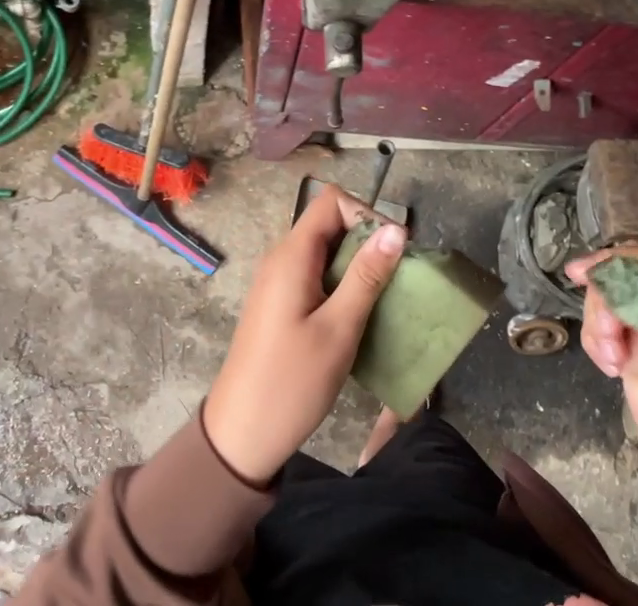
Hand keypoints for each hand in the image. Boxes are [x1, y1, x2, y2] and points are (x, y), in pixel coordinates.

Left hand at [203, 184, 405, 484]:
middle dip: (368, 241)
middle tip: (395, 279)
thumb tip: (396, 229)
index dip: (366, 214)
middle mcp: (281, 259)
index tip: (392, 251)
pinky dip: (343, 285)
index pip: (331, 202)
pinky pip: (317, 275)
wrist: (241, 435)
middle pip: (330, 224)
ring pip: (327, 252)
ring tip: (383, 300)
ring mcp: (279, 282)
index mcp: (291, 256)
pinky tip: (359, 316)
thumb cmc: (292, 382)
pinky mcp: (281, 304)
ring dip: (359, 266)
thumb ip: (367, 276)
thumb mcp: (339, 328)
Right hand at [567, 245, 637, 534]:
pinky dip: (597, 342)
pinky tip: (608, 370)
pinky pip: (608, 335)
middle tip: (605, 341)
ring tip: (610, 363)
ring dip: (599, 323)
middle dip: (607, 299)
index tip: (584, 273)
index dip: (623, 262)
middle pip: (631, 280)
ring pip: (614, 304)